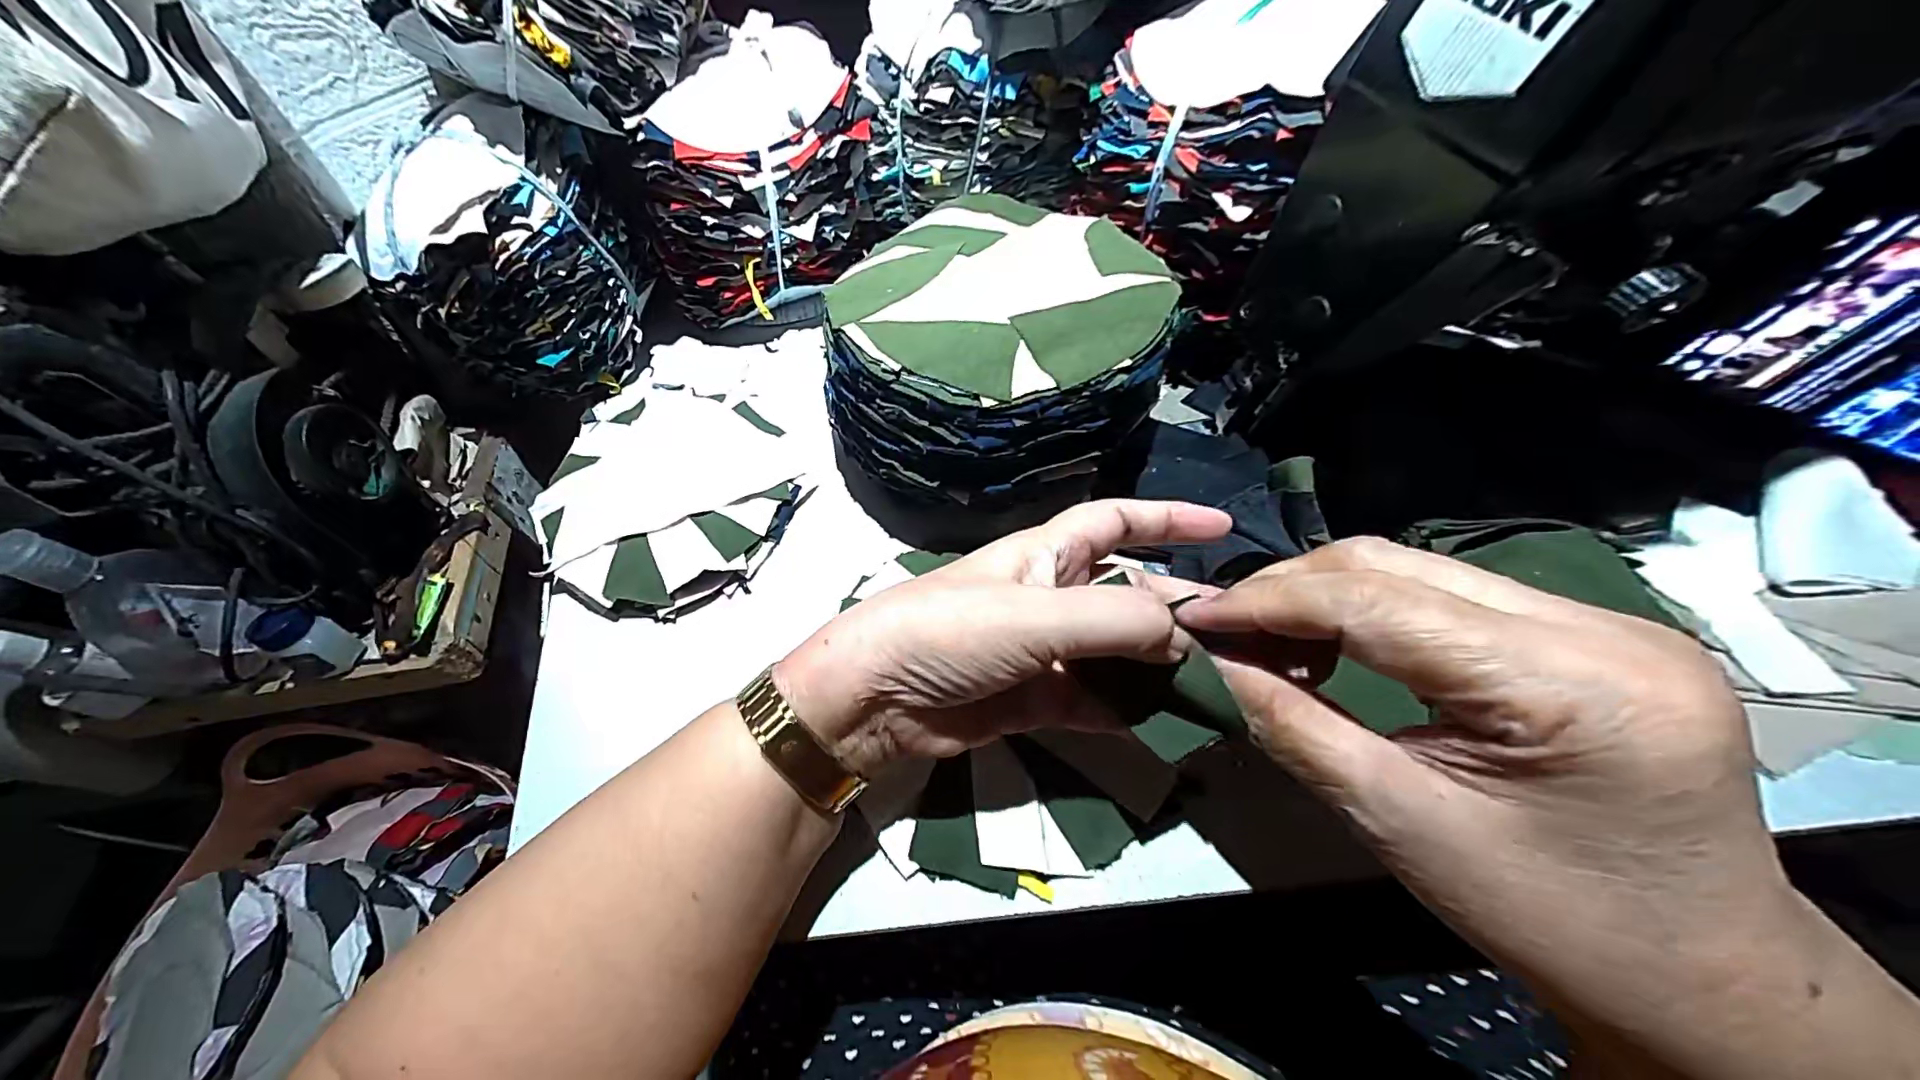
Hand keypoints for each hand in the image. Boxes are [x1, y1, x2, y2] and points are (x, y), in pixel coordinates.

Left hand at [773, 499, 1229, 777]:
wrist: (875, 700)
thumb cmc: (951, 632)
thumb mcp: (1037, 615)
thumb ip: (1116, 620)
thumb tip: (1184, 637)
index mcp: (1046, 555)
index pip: (1116, 521)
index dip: (1167, 518)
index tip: (1223, 528)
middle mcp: (1049, 597)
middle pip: (1128, 594)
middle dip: (1176, 611)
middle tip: (1234, 638)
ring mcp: (1043, 651)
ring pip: (1117, 653)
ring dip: (1160, 668)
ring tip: (1217, 688)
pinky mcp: (1034, 699)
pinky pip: (1095, 700)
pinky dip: (1129, 709)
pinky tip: (1167, 722)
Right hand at [1174, 537, 1919, 1077]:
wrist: (1700, 979)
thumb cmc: (1546, 918)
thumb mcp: (1396, 820)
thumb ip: (1292, 724)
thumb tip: (1213, 662)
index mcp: (1568, 682)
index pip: (1374, 599)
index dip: (1268, 601)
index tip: (1196, 616)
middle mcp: (1599, 626)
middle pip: (1395, 564)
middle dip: (1290, 589)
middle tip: (1224, 626)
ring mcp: (1606, 621)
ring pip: (1418, 569)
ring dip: (1327, 596)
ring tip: (1270, 636)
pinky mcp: (1594, 634)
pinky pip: (1450, 596)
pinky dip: (1374, 610)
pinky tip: (1339, 643)